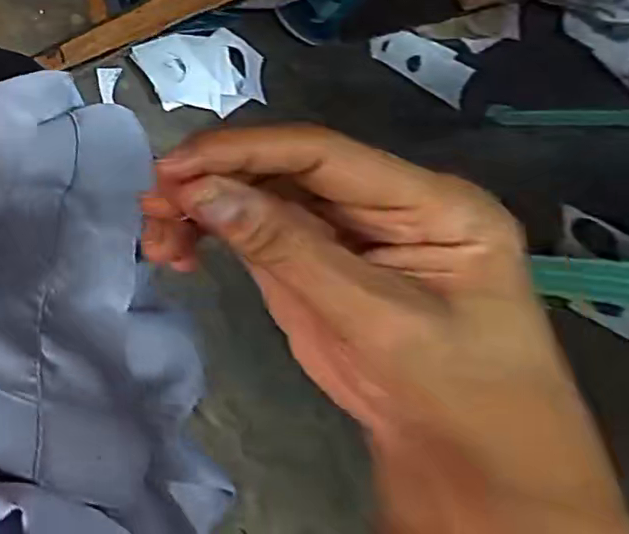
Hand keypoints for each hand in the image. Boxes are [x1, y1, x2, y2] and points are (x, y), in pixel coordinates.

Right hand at [143, 125, 628, 532]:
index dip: (242, 151)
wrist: (474, 476)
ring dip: (196, 206)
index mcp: (427, 198)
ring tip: (156, 235)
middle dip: (209, 178)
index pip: (319, 152)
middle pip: (276, 165)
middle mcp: (377, 196)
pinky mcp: (305, 249)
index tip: (176, 167)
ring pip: (250, 190)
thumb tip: (199, 190)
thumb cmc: (459, 400)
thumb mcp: (376, 322)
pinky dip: (203, 231)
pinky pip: (242, 223)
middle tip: (154, 202)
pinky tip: (176, 251)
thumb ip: (285, 248)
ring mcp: (337, 222)